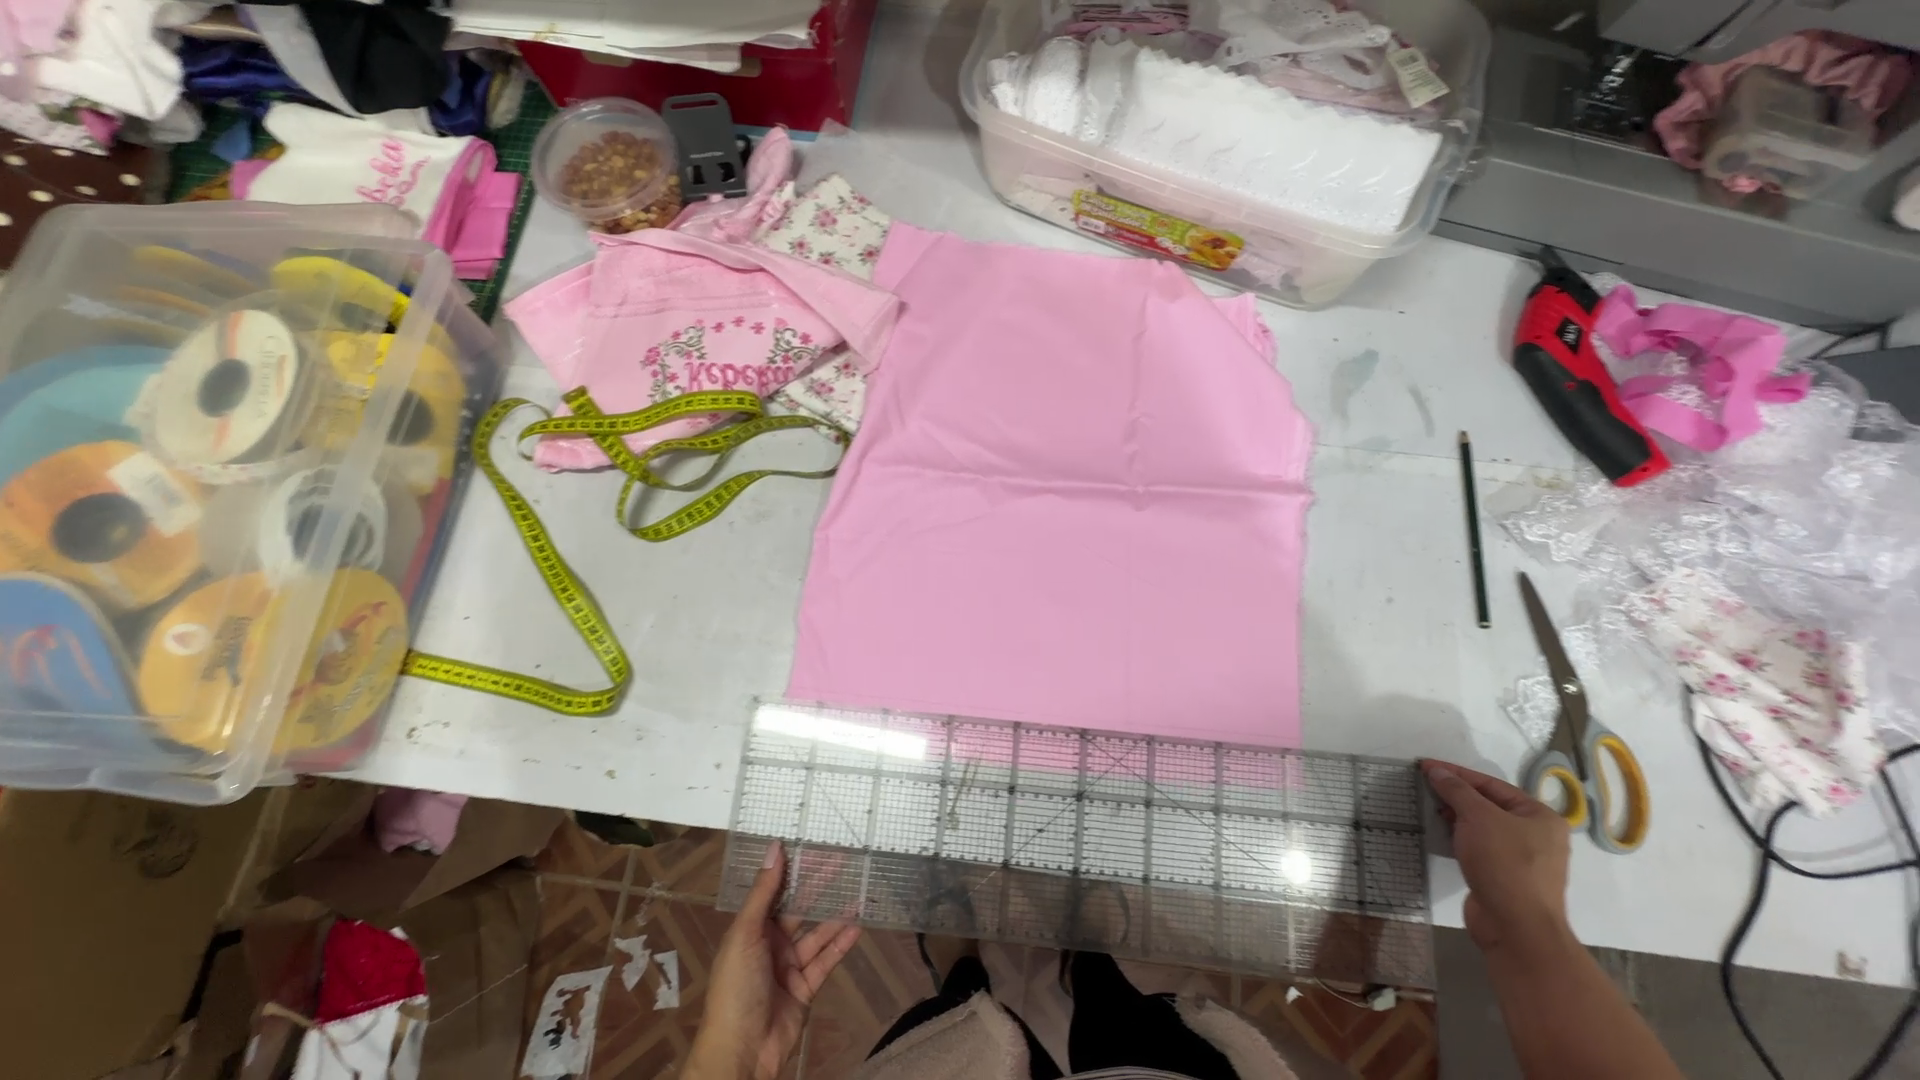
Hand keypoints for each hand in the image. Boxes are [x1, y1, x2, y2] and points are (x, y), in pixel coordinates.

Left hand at [685, 844, 861, 1079]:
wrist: (740, 1051)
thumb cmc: (736, 987)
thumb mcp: (745, 934)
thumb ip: (763, 892)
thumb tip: (775, 848)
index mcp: (750, 930)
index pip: (774, 892)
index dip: (792, 870)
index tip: (814, 847)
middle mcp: (769, 945)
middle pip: (798, 910)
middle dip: (819, 888)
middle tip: (843, 863)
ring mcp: (788, 967)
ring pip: (816, 935)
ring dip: (836, 917)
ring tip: (859, 894)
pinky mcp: (805, 989)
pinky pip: (825, 961)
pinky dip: (840, 945)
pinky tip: (857, 928)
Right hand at [1422, 760, 1571, 957]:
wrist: (1516, 926)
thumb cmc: (1504, 863)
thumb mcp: (1478, 818)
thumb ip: (1456, 790)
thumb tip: (1436, 770)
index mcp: (1540, 816)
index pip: (1492, 785)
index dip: (1457, 774)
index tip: (1426, 766)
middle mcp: (1537, 835)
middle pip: (1489, 805)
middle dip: (1457, 796)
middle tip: (1425, 787)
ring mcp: (1523, 859)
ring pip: (1484, 828)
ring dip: (1457, 818)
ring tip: (1430, 809)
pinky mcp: (1506, 877)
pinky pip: (1481, 848)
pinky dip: (1461, 838)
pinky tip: (1443, 836)